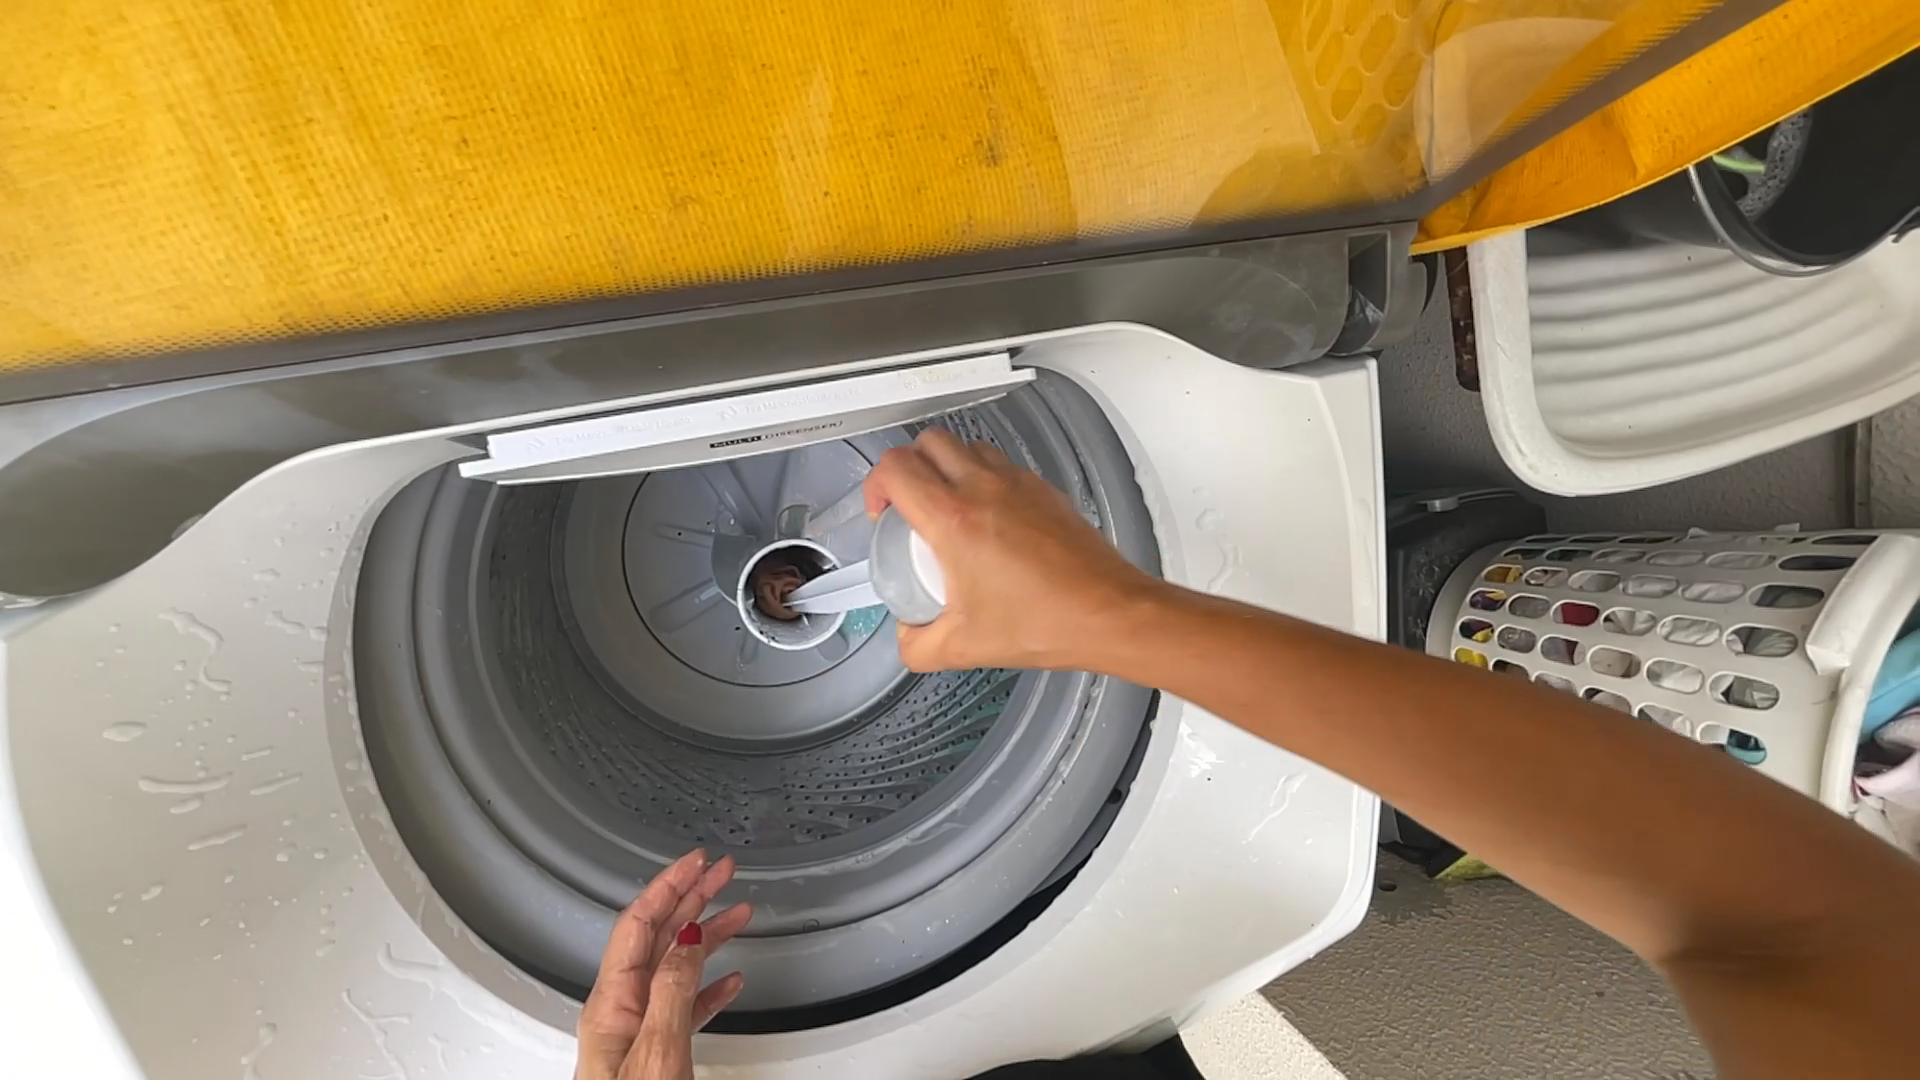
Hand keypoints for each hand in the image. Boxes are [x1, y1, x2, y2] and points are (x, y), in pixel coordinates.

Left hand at [575, 850, 752, 1079]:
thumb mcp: (659, 1054)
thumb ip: (673, 989)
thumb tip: (687, 934)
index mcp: (612, 1005)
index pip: (639, 924)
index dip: (669, 885)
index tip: (698, 860)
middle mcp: (620, 1012)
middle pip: (658, 937)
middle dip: (692, 898)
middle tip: (724, 871)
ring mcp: (636, 1035)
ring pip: (675, 967)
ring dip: (708, 936)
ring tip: (740, 913)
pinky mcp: (655, 1057)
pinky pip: (685, 1005)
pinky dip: (711, 985)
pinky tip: (732, 982)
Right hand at [863, 428, 1155, 671]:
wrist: (1108, 614)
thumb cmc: (1049, 621)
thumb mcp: (963, 646)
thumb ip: (917, 643)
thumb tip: (906, 635)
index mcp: (956, 520)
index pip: (896, 469)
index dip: (875, 486)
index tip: (883, 513)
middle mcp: (986, 489)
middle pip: (928, 442)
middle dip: (907, 467)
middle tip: (908, 503)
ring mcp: (1018, 484)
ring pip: (966, 445)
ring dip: (945, 466)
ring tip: (945, 506)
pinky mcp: (1043, 490)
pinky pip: (1000, 464)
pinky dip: (982, 476)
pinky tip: (987, 516)